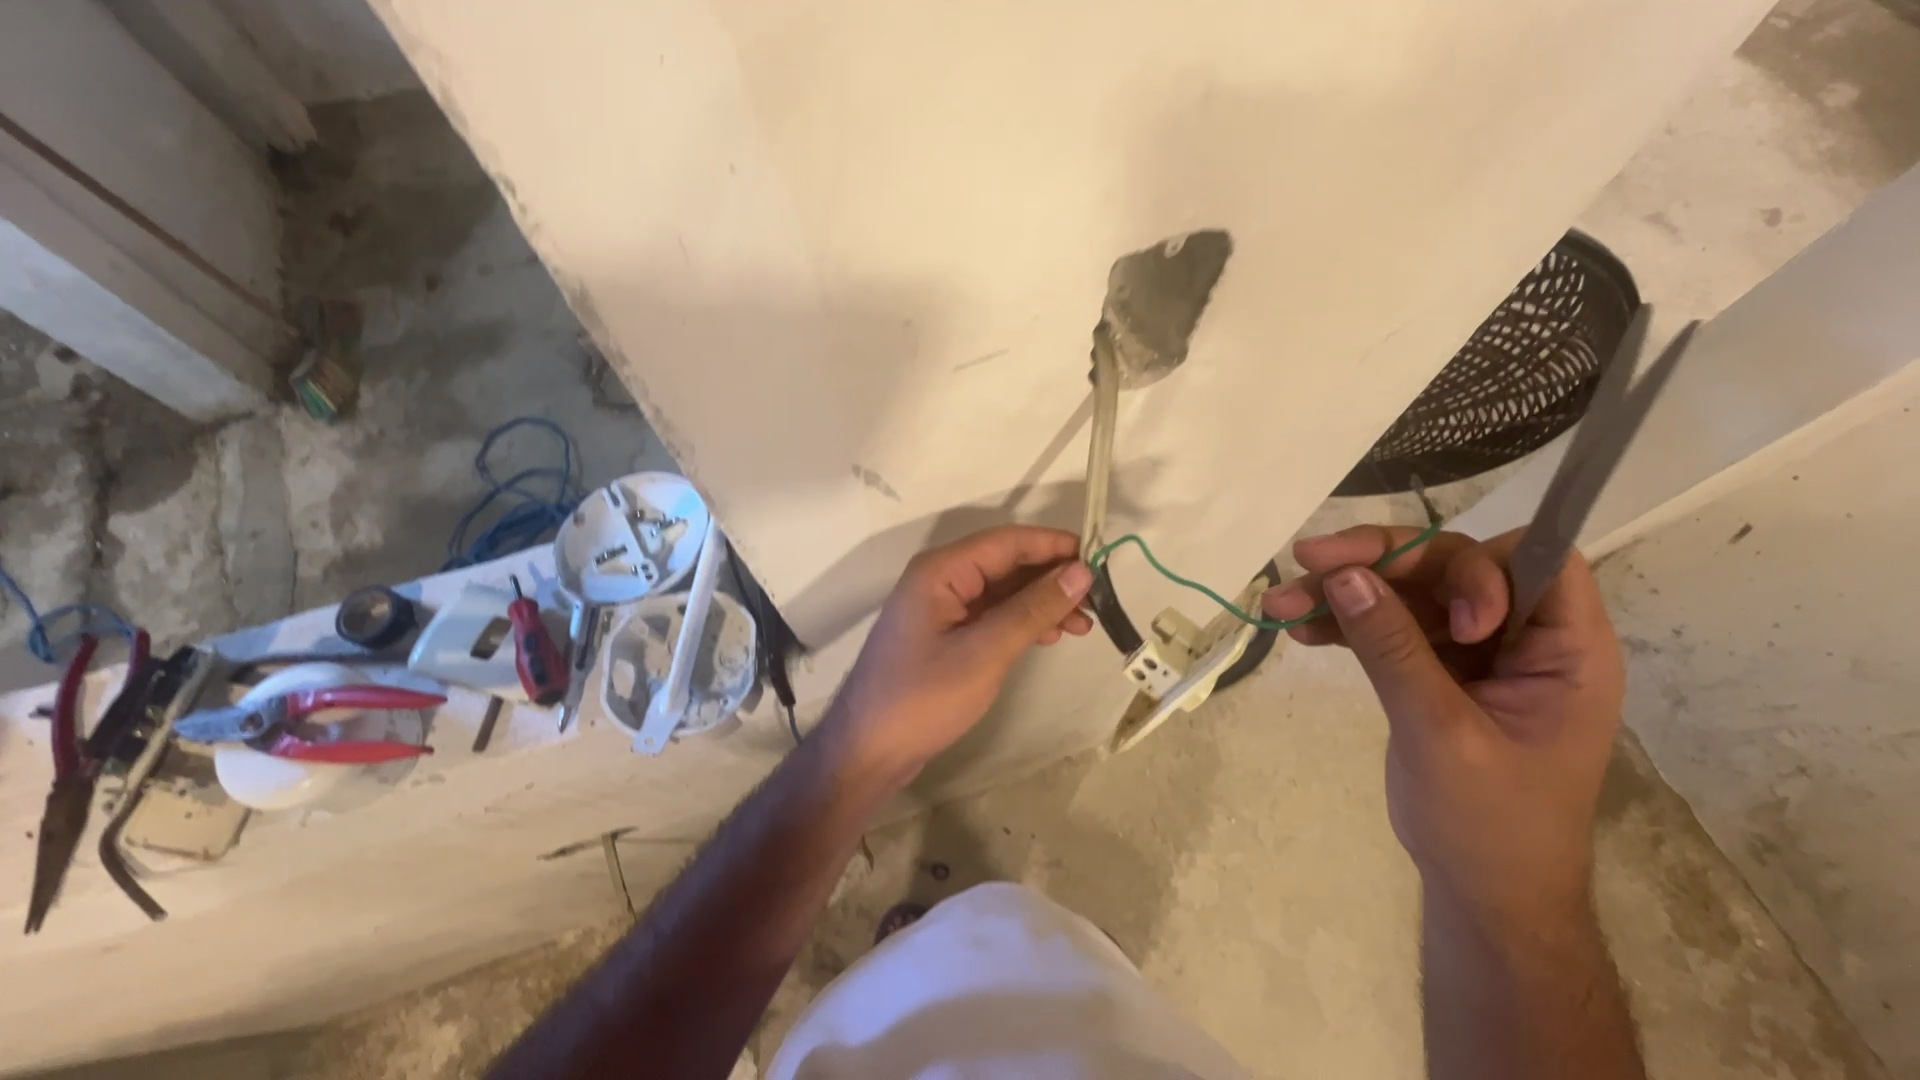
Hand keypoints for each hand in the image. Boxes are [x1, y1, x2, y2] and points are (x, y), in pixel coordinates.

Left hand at [822, 525, 1095, 781]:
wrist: (868, 749)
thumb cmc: (923, 697)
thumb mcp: (985, 652)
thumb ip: (1033, 609)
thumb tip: (1080, 573)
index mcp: (942, 571)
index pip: (1008, 542)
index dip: (1054, 546)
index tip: (1100, 560)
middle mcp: (941, 580)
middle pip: (1007, 563)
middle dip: (1052, 578)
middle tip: (1099, 600)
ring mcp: (942, 608)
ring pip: (1003, 591)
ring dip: (1042, 602)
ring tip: (1084, 625)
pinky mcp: (946, 635)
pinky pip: (992, 614)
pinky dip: (1023, 621)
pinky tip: (1052, 635)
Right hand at [1261, 526, 1624, 925]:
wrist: (1482, 893)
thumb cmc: (1487, 823)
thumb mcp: (1439, 732)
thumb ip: (1393, 649)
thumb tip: (1344, 575)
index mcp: (1564, 650)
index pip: (1536, 562)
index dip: (1478, 569)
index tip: (1438, 610)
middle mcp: (1523, 638)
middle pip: (1453, 566)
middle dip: (1381, 561)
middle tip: (1308, 559)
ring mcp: (1476, 653)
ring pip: (1411, 592)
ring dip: (1345, 591)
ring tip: (1280, 602)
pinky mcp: (1438, 671)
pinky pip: (1391, 628)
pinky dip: (1346, 624)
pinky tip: (1299, 630)